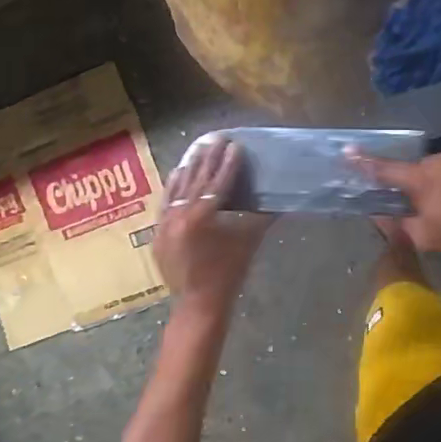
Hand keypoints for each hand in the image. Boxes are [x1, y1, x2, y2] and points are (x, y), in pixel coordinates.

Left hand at [154, 137, 272, 319]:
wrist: (199, 303)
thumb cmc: (229, 272)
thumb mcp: (248, 241)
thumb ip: (263, 217)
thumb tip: (282, 200)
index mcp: (204, 216)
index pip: (219, 182)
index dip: (229, 162)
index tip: (236, 144)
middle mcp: (181, 215)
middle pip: (197, 180)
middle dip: (208, 158)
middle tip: (217, 138)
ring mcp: (165, 223)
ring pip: (178, 188)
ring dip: (190, 167)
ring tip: (199, 148)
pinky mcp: (158, 232)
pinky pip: (165, 202)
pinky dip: (173, 187)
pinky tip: (178, 172)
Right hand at [354, 147, 440, 256]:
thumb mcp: (424, 237)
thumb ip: (396, 223)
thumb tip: (375, 214)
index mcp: (421, 179)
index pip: (386, 169)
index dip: (365, 162)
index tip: (349, 151)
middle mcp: (440, 159)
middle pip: (422, 168)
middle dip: (424, 182)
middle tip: (436, 204)